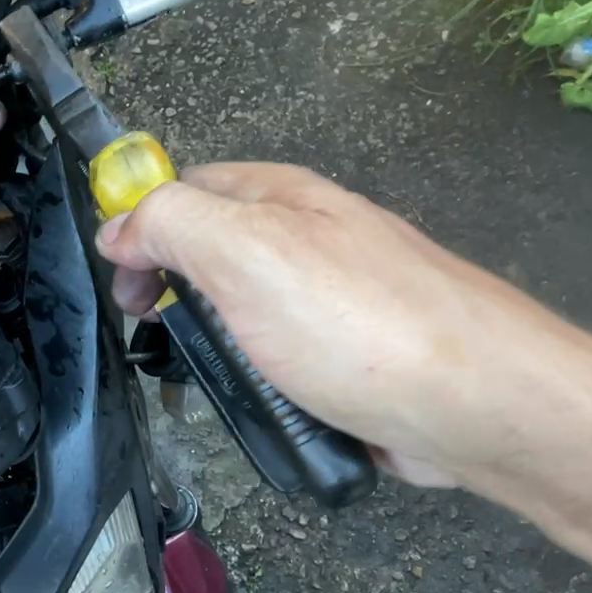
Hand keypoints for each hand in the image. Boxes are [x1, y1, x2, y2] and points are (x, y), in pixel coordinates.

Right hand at [96, 163, 591, 487]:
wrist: (474, 404)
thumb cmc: (351, 323)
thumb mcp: (245, 252)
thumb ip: (171, 223)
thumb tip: (117, 229)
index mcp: (280, 197)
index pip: (184, 188)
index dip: (140, 226)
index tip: (126, 285)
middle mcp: (306, 234)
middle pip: (208, 246)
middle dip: (168, 284)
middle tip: (154, 330)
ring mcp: (328, 295)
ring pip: (238, 303)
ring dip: (206, 332)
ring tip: (202, 367)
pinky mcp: (344, 349)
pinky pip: (273, 347)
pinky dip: (248, 366)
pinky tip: (250, 391)